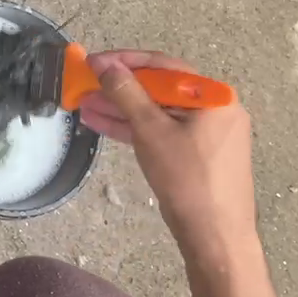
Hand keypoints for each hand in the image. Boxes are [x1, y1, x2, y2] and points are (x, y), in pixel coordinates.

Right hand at [78, 51, 258, 272]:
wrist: (214, 235)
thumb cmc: (187, 177)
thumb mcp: (150, 130)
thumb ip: (126, 92)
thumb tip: (104, 64)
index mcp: (213, 98)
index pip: (163, 66)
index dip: (124, 61)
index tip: (92, 62)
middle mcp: (214, 109)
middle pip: (158, 87)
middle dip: (117, 87)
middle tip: (84, 85)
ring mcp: (206, 132)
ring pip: (155, 110)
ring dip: (119, 107)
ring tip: (83, 104)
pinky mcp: (195, 151)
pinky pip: (160, 128)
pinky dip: (132, 126)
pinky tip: (100, 122)